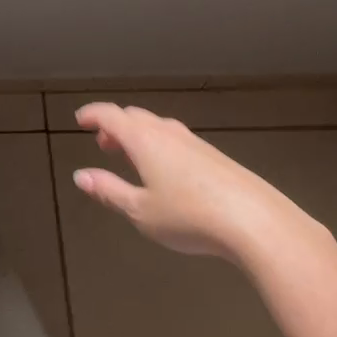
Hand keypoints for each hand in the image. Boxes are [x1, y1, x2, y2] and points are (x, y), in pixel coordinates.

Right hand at [71, 103, 327, 263]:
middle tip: (103, 144)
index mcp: (143, 140)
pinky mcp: (215, 156)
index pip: (111, 115)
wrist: (256, 221)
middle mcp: (167, 133)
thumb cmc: (189, 216)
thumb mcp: (140, 211)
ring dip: (139, 135)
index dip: (92, 114)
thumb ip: (109, 191)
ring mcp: (194, 142)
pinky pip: (177, 139)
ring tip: (133, 158)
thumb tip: (80, 175)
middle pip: (135, 116)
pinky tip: (168, 171)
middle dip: (115, 126)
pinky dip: (160, 145)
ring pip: (158, 127)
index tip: (80, 120)